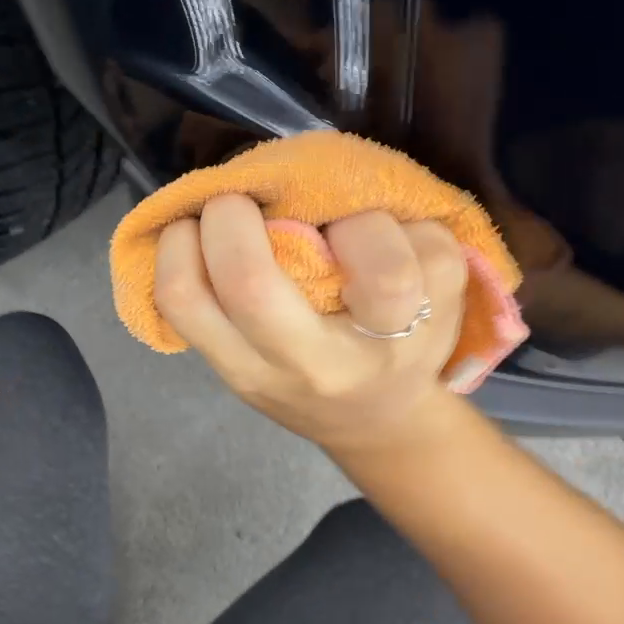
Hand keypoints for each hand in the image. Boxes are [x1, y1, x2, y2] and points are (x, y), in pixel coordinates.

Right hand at [154, 196, 468, 453]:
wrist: (382, 422)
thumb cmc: (298, 378)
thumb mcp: (244, 360)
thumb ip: (219, 304)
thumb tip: (200, 214)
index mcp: (252, 370)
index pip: (187, 301)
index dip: (177, 245)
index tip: (190, 224)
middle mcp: (313, 365)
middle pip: (251, 281)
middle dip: (231, 218)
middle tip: (240, 202)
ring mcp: (386, 342)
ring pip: (366, 247)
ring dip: (343, 214)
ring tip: (337, 225)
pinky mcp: (445, 307)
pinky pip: (425, 236)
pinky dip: (406, 222)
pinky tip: (393, 242)